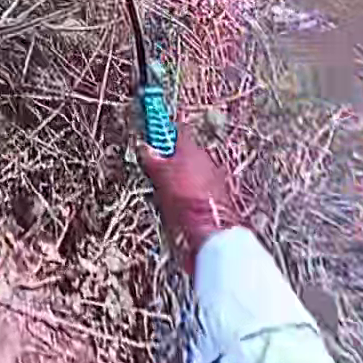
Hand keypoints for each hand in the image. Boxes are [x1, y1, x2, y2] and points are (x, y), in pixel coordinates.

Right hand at [139, 135, 242, 270]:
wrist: (211, 234)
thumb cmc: (186, 201)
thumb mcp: (158, 175)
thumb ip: (151, 157)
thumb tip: (144, 147)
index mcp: (191, 148)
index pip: (175, 129)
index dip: (162, 129)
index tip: (152, 129)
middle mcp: (206, 159)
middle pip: (183, 150)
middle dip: (169, 156)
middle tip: (154, 166)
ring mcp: (214, 179)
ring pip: (191, 170)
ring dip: (180, 175)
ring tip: (166, 189)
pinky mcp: (218, 198)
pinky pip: (199, 187)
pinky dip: (189, 191)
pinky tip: (179, 202)